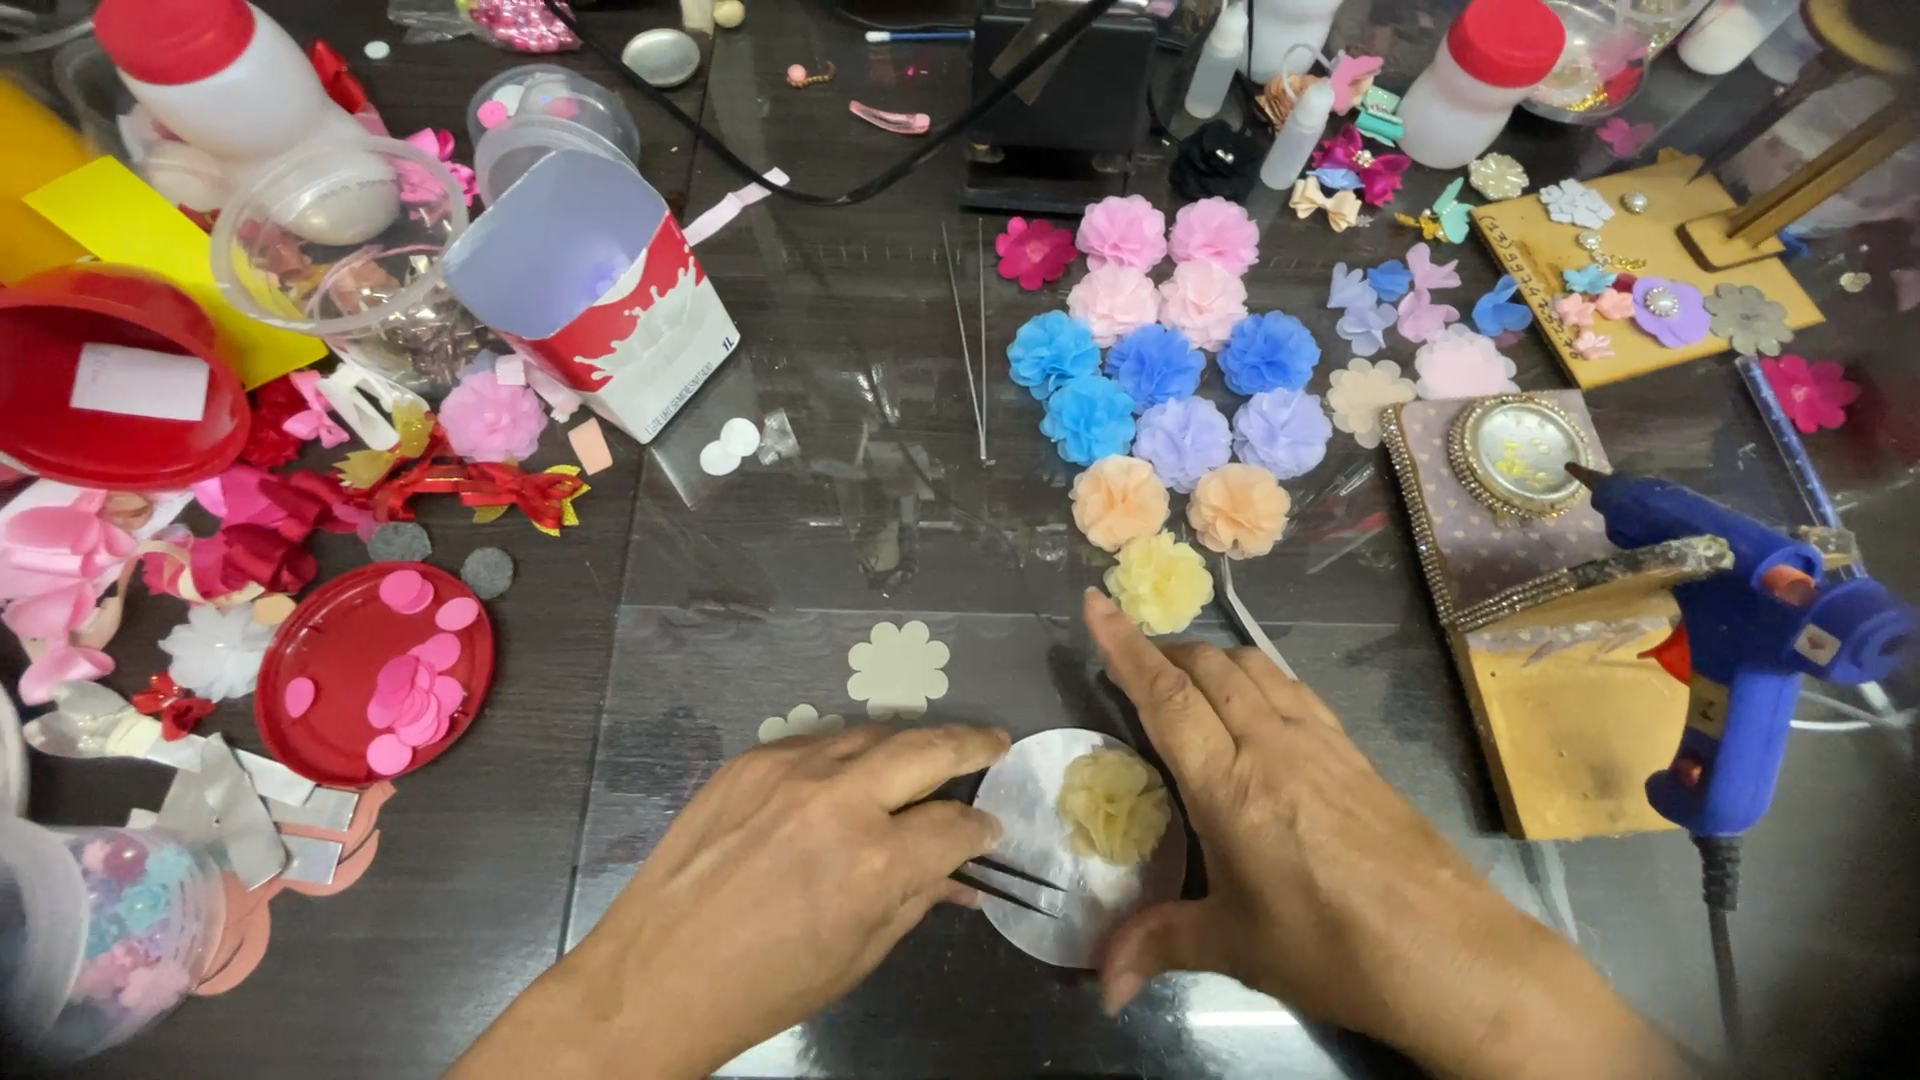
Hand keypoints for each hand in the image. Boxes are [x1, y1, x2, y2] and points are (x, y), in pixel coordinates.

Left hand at [450, 724, 1009, 1079]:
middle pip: (929, 748)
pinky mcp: (753, 757)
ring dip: (911, 743)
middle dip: (972, 743)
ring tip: (932, 753)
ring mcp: (792, 769)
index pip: (955, 825)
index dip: (982, 828)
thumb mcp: (859, 953)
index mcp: (874, 864)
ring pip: (876, 733)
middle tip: (995, 741)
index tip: (991, 827)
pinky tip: (857, 770)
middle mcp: (839, 801)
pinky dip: (852, 752)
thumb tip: (965, 874)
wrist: (653, 976)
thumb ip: (920, 898)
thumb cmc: (766, 985)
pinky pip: (822, 741)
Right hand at [1083, 589, 1684, 1079]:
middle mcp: (1272, 745)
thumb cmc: (1334, 950)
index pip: (1167, 696)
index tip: (1096, 602)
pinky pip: (1292, 688)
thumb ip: (1158, 945)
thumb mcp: (1237, 946)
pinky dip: (1256, 676)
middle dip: (1163, 650)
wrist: (1459, 960)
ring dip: (1211, 658)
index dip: (1125, 646)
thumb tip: (1103, 987)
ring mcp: (1319, 742)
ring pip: (1254, 665)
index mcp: (1231, 786)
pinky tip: (1254, 705)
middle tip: (1133, 664)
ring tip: (1186, 678)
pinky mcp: (1353, 751)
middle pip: (1209, 665)